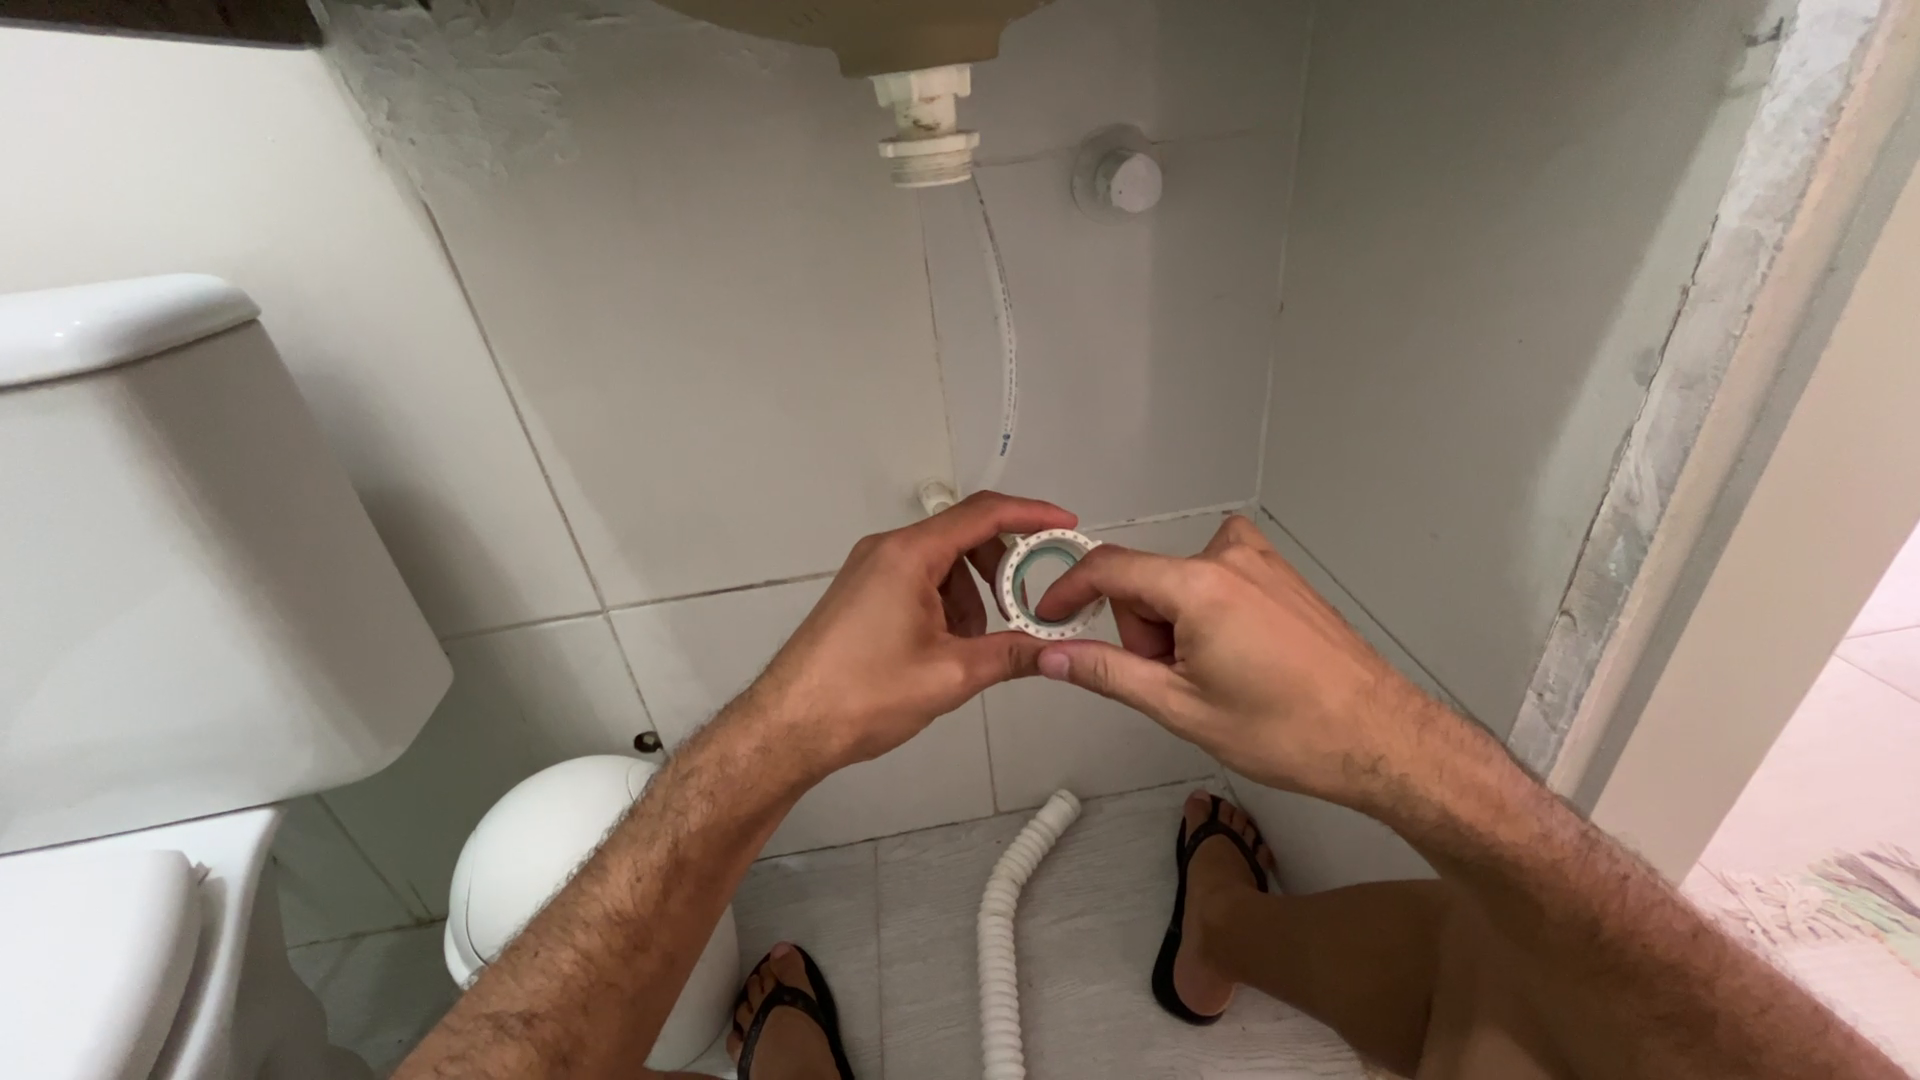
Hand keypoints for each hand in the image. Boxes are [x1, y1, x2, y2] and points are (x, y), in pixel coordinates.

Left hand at [742, 491, 1077, 775]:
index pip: (983, 514)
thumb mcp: (951, 676)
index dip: (1032, 515)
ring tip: (973, 647)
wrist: (788, 725)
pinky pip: (918, 580)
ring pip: (941, 563)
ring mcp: (870, 568)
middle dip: (1000, 570)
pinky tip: (943, 649)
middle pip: (962, 536)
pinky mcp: (861, 591)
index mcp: (909, 554)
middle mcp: (887, 548)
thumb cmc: (866, 694)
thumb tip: (1056, 649)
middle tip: (1023, 608)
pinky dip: (944, 604)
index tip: (1068, 525)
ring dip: (971, 595)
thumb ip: (1011, 654)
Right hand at [1031, 514, 1449, 807]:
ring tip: (1215, 674)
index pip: (1108, 569)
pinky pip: (1212, 577)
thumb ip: (1106, 671)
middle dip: (1143, 629)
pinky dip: (1204, 610)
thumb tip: (1049, 656)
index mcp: (1198, 585)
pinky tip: (1236, 652)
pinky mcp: (1279, 571)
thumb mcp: (1179, 707)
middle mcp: (1227, 555)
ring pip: (1178, 582)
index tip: (1050, 621)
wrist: (1380, 737)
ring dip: (1175, 623)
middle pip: (1145, 581)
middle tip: (1176, 680)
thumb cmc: (1283, 730)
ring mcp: (1259, 558)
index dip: (1068, 592)